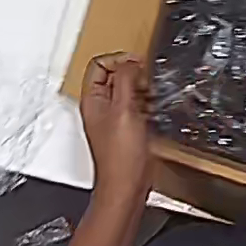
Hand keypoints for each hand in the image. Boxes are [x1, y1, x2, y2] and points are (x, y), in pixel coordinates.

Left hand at [81, 52, 152, 207]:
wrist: (128, 185)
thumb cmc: (120, 156)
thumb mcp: (124, 108)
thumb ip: (126, 80)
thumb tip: (131, 61)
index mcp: (93, 99)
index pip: (99, 64)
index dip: (118, 59)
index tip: (136, 64)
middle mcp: (101, 106)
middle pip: (115, 74)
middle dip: (134, 74)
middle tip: (144, 82)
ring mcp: (115, 116)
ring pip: (128, 88)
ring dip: (142, 88)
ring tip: (149, 97)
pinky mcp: (128, 125)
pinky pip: (137, 103)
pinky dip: (147, 102)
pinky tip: (152, 110)